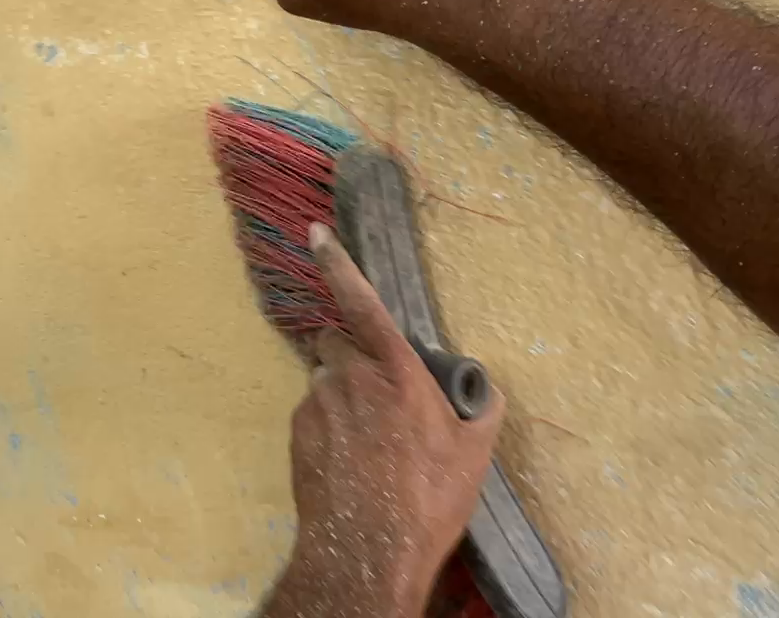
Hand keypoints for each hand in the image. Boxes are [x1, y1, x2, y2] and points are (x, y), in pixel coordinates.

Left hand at [263, 224, 505, 617]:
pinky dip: (325, 421)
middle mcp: (350, 373)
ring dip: (340, 391)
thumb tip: (481, 385)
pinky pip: (311, 408)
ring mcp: (318, 399)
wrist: (369, 548)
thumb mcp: (474, 453)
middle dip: (351, 353)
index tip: (315, 231)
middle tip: (375, 395)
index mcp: (395, 370)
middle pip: (337, 340)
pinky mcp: (297, 426)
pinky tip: (344, 457)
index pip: (362, 302)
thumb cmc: (429, 497)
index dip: (338, 263)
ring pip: (324, 376)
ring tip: (364, 438)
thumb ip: (479, 406)